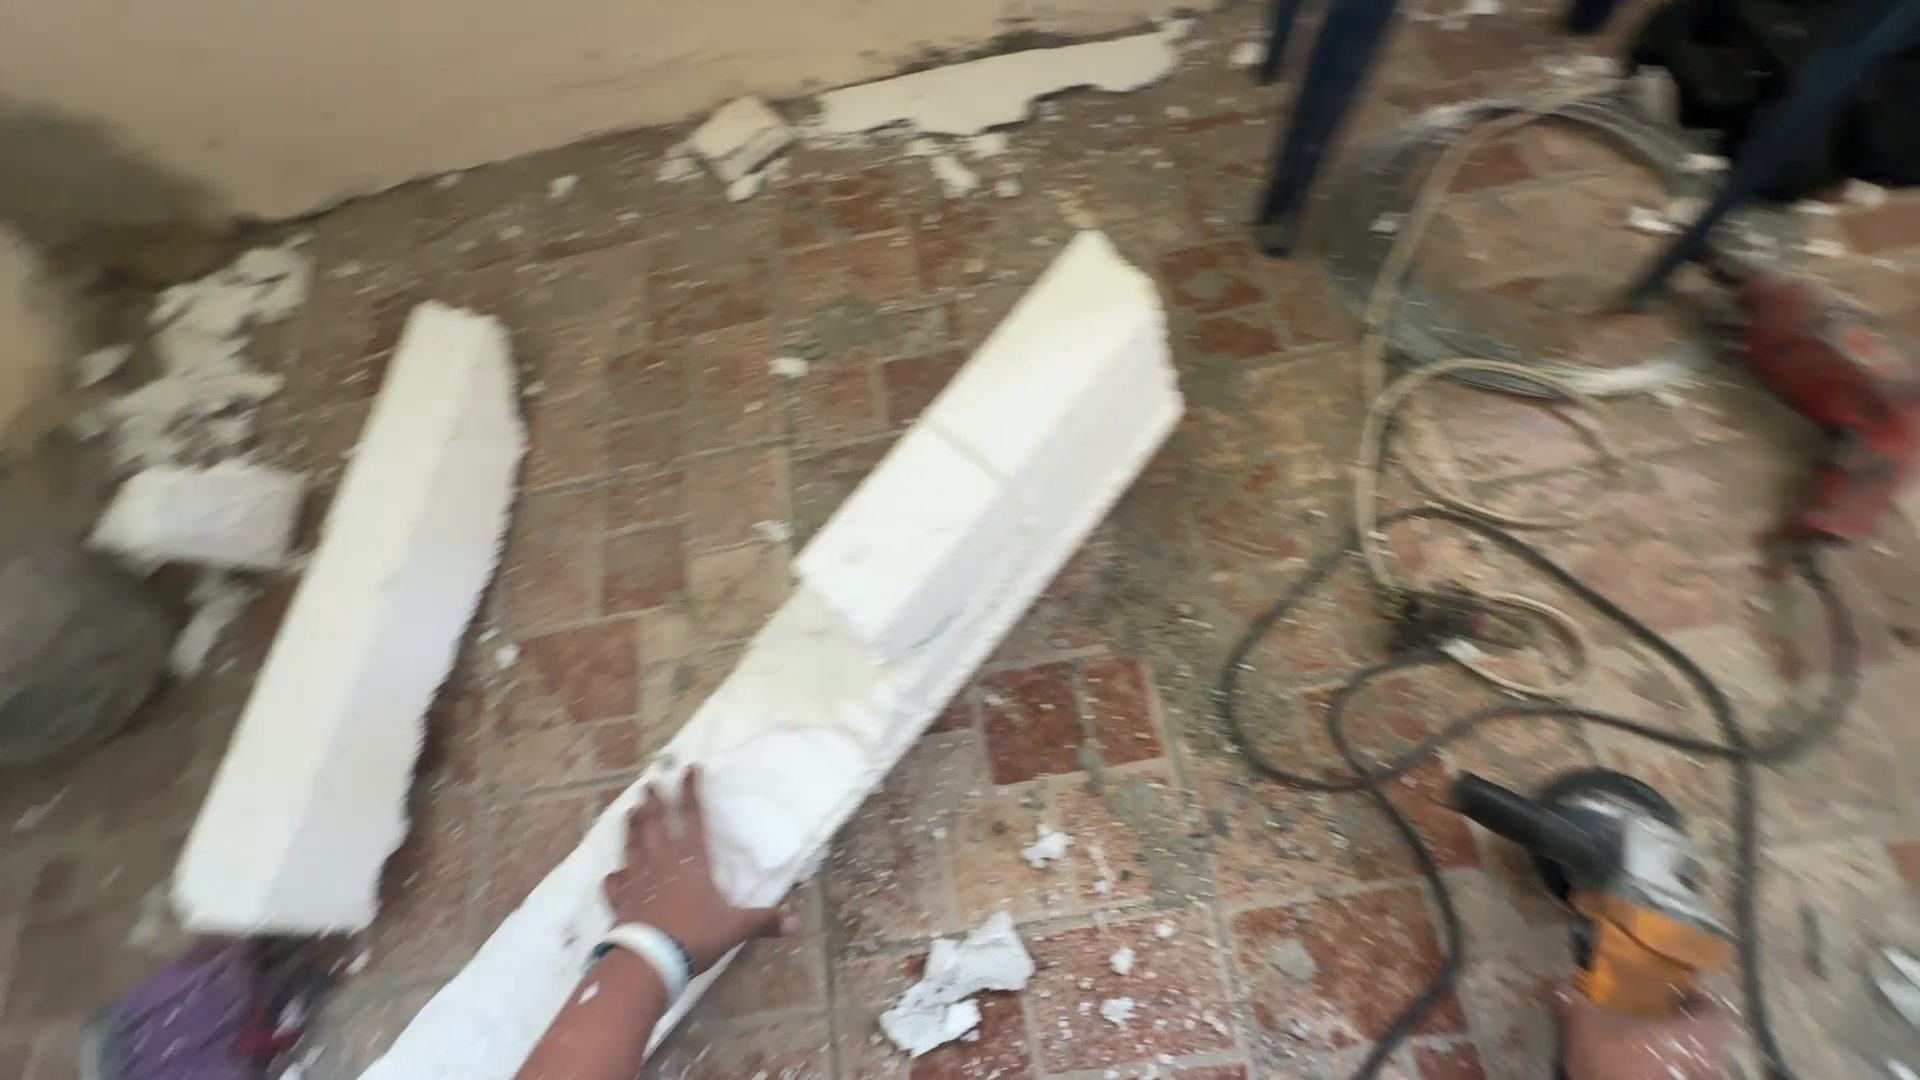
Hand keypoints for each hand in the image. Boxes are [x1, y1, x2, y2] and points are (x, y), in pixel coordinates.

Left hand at [602, 766, 798, 973]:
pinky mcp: (620, 902)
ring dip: (632, 827)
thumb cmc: (695, 936)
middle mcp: (662, 861)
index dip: (692, 791)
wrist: (647, 963)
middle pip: (656, 823)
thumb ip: (763, 922)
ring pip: (633, 845)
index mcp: (692, 859)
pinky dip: (614, 877)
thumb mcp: (735, 928)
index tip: (689, 768)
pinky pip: (615, 884)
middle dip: (655, 801)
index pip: (693, 816)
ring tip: (630, 810)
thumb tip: (796, 925)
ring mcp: (638, 880)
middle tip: (649, 783)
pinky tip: (613, 873)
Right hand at [1550, 983, 1740, 1079]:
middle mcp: (1712, 1066)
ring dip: (1675, 1056)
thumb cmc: (1614, 1064)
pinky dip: (1666, 1074)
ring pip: (1698, 1066)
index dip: (1701, 1002)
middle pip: (1709, 1042)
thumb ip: (1569, 998)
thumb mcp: (1581, 1023)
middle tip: (1650, 1018)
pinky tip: (1640, 1071)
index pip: (1720, 1015)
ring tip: (1641, 1047)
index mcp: (1693, 1037)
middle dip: (1682, 1030)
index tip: (1675, 994)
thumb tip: (1551, 981)